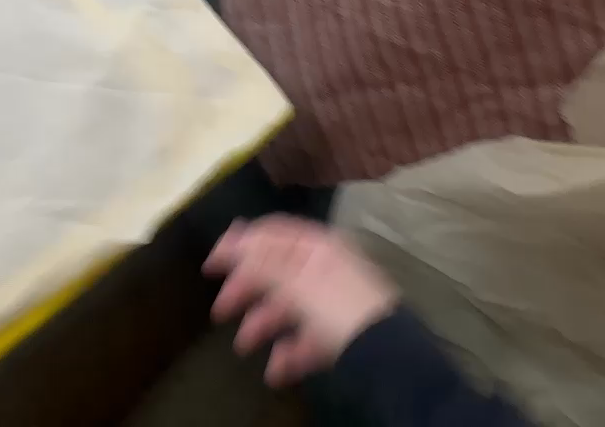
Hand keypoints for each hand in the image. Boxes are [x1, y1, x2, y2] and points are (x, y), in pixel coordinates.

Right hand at [202, 216, 399, 386]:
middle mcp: (324, 267)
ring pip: (288, 307)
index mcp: (316, 246)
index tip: (212, 262)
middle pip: (275, 272)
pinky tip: (276, 370)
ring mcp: (333, 301)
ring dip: (262, 325)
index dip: (239, 244)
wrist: (392, 361)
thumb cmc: (340, 308)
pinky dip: (288, 351)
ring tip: (244, 346)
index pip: (270, 233)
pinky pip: (306, 337)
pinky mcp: (341, 334)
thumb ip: (261, 259)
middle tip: (220, 309)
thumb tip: (232, 236)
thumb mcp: (296, 281)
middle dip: (246, 292)